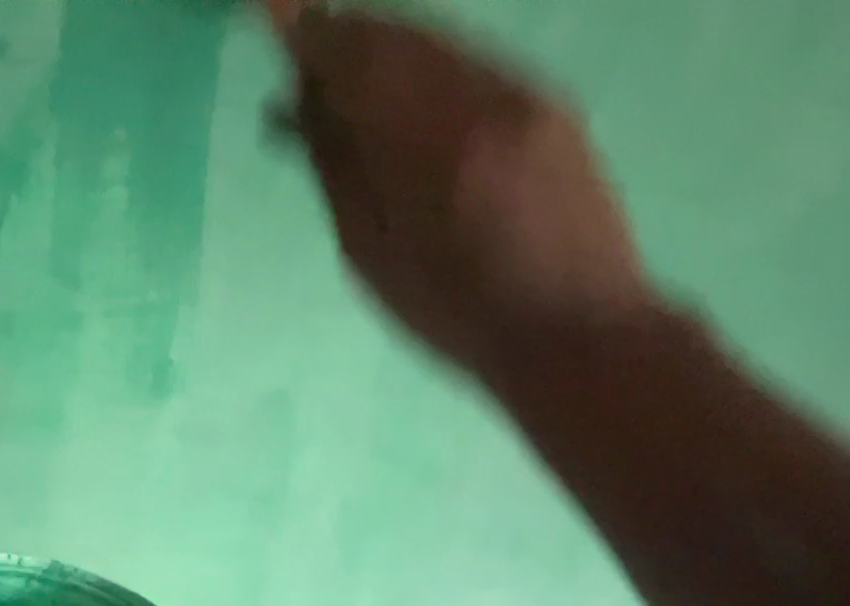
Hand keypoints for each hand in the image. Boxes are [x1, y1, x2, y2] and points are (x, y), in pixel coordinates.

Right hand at [268, 1, 657, 375]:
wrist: (573, 331)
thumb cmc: (453, 314)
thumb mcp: (372, 257)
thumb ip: (337, 171)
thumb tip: (300, 106)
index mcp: (430, 143)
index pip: (358, 58)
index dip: (312, 35)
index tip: (276, 22)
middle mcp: (484, 97)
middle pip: (401, 35)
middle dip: (347, 34)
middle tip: (305, 50)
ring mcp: (527, 94)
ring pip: (440, 43)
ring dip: (387, 48)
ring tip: (348, 76)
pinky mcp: (553, 103)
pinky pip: (475, 62)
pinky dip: (430, 66)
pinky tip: (407, 96)